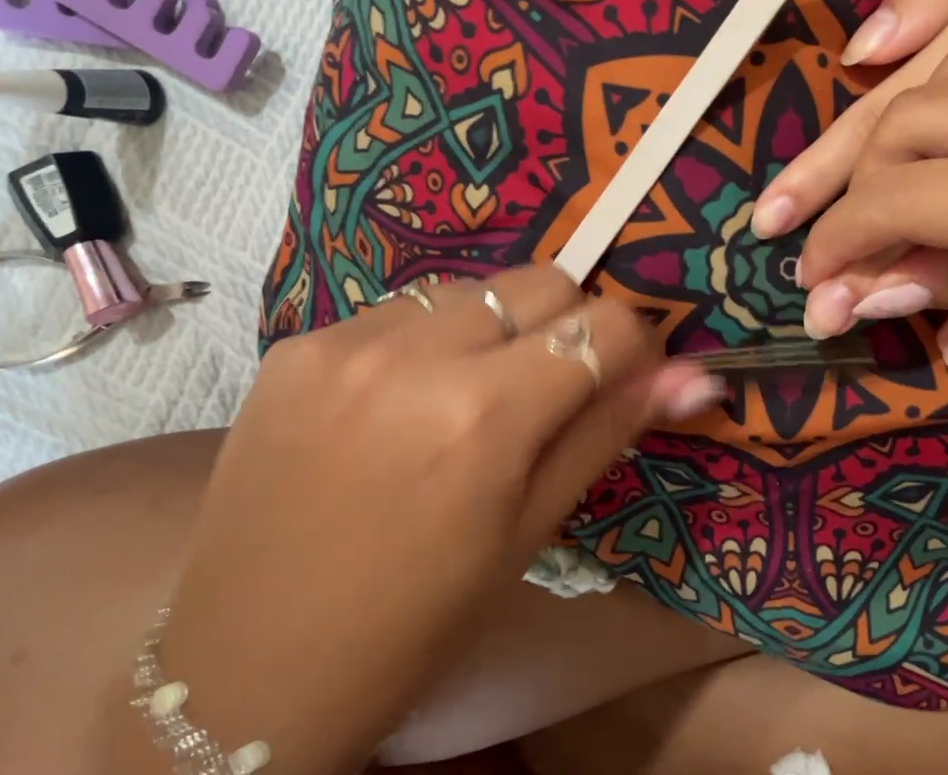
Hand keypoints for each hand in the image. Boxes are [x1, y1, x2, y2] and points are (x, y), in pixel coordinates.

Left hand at [149, 267, 719, 773]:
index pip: (603, 324)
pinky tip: (400, 405)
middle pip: (540, 281)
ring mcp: (345, 340)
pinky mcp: (296, 345)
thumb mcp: (530, 531)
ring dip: (495, 328)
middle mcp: (415, 354)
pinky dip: (426, 341)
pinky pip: (397, 311)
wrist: (250, 665)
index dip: (633, 346)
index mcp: (485, 414)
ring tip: (469, 401)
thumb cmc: (417, 621)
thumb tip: (696, 375)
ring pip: (470, 289)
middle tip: (548, 394)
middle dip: (567, 325)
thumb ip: (609, 431)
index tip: (626, 380)